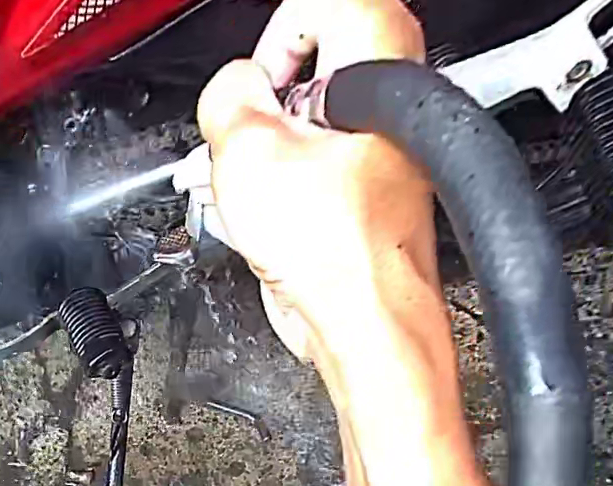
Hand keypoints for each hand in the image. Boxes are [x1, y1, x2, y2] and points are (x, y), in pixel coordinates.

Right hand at [197, 0, 435, 376]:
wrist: (361, 326)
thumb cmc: (335, 257)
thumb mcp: (247, 155)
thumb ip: (225, 97)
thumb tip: (228, 92)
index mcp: (377, 65)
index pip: (318, 1)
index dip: (271, 44)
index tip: (254, 92)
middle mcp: (387, 108)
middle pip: (306, 72)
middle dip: (259, 114)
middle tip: (240, 150)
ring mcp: (377, 159)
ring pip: (304, 133)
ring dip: (264, 161)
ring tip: (248, 199)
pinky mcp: (361, 203)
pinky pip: (310, 178)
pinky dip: (281, 194)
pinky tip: (266, 224)